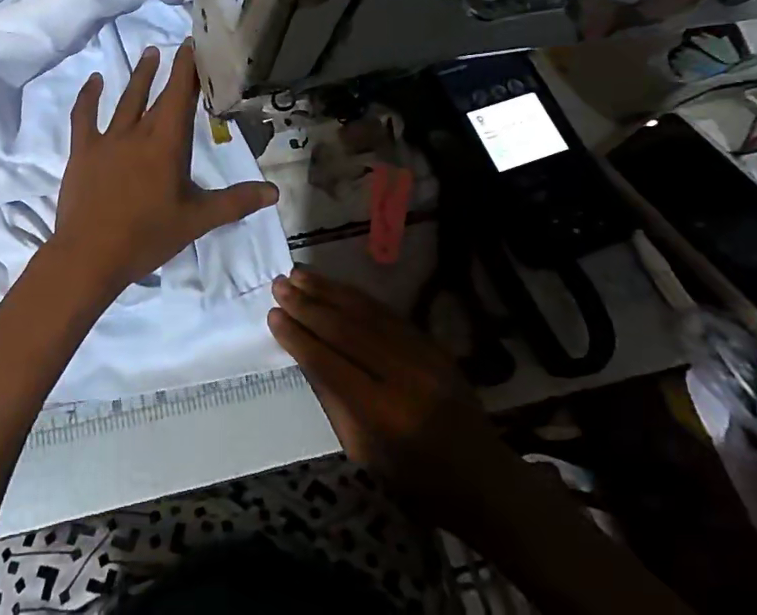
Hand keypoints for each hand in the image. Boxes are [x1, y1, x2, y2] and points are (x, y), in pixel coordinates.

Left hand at [45, 40, 277, 300]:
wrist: (90, 254)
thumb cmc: (147, 236)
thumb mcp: (197, 220)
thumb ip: (236, 202)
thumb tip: (274, 192)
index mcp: (166, 144)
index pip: (180, 97)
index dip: (188, 70)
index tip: (193, 47)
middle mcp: (137, 133)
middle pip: (155, 94)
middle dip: (168, 69)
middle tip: (176, 46)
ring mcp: (107, 140)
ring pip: (125, 100)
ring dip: (138, 76)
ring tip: (147, 53)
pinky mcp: (82, 151)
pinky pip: (84, 116)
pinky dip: (88, 96)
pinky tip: (94, 80)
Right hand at [269, 268, 512, 523]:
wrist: (483, 480)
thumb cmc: (414, 480)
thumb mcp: (363, 451)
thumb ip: (333, 400)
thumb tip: (304, 354)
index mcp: (383, 413)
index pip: (329, 362)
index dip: (298, 337)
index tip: (272, 315)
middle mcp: (405, 376)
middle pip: (347, 329)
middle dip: (308, 305)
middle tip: (279, 285)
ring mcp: (424, 355)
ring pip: (368, 313)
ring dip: (330, 290)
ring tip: (299, 274)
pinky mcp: (434, 345)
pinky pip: (389, 314)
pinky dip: (358, 297)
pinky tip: (336, 286)